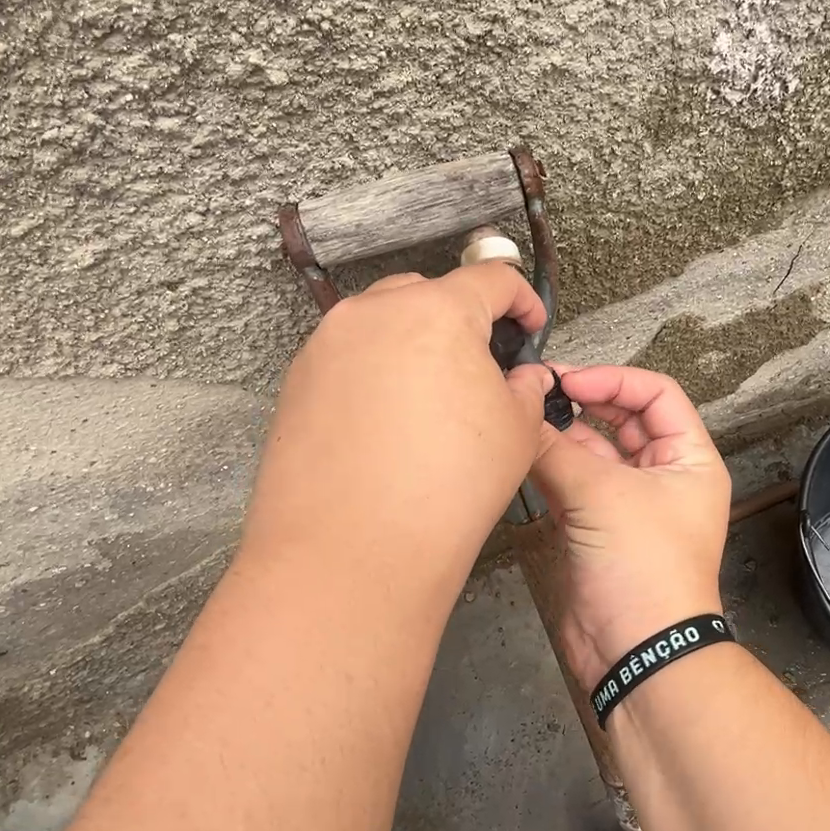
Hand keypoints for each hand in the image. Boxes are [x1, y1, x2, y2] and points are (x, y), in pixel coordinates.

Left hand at [245, 264, 555, 567]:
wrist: (352, 551)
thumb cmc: (449, 485)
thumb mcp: (517, 431)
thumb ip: (525, 389)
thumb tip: (522, 378)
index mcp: (439, 311)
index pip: (491, 279)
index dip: (522, 299)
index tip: (530, 325)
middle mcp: (376, 312)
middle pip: (432, 292)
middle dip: (464, 319)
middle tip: (483, 365)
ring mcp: (329, 344)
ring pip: (385, 321)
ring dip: (417, 342)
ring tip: (435, 396)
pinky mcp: (298, 379)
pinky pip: (350, 355)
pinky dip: (378, 369)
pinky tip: (392, 420)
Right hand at [528, 366, 732, 686]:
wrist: (636, 653)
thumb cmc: (643, 567)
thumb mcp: (604, 496)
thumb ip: (557, 449)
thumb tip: (519, 411)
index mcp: (689, 458)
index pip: (657, 394)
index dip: (614, 379)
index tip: (568, 379)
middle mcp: (663, 474)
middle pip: (624, 418)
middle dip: (583, 400)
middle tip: (536, 388)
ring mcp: (630, 501)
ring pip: (595, 450)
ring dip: (563, 433)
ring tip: (523, 414)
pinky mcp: (598, 526)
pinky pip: (575, 481)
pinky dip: (551, 465)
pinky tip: (523, 449)